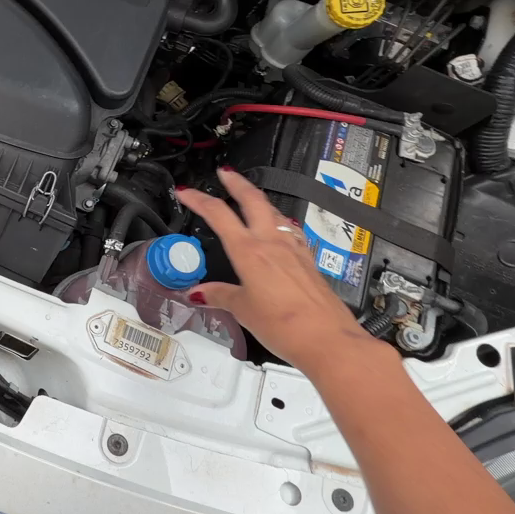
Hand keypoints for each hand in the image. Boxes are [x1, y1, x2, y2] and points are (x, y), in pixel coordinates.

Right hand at [176, 168, 387, 373]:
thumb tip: (199, 292)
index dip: (198, 199)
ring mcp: (294, 249)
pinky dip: (280, 222)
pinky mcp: (309, 261)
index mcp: (249, 251)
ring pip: (274, 212)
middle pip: (253, 200)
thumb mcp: (242, 310)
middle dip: (236, 183)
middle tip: (225, 173)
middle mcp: (272, 243)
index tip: (185, 192)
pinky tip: (280, 229)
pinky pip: (291, 231)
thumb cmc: (284, 325)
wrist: (328, 340)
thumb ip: (219, 295)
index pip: (218, 214)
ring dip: (259, 200)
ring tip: (249, 197)